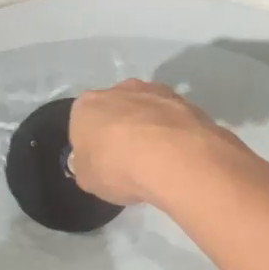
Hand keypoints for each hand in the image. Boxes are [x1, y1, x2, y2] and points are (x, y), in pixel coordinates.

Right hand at [67, 79, 248, 206]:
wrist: (172, 158)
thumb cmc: (118, 167)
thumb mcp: (88, 180)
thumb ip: (87, 167)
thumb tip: (93, 164)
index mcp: (87, 105)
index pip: (83, 124)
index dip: (92, 146)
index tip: (103, 164)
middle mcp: (119, 90)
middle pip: (116, 111)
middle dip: (121, 131)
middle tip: (130, 162)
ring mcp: (155, 91)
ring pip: (147, 112)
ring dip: (150, 130)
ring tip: (159, 162)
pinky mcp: (185, 101)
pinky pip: (172, 119)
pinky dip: (173, 134)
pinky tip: (178, 157)